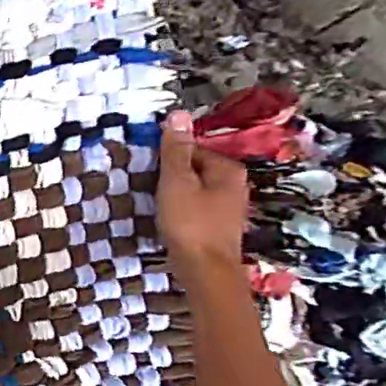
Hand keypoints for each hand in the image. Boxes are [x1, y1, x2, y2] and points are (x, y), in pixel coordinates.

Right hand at [157, 108, 249, 275]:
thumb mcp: (177, 181)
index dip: (167, 159)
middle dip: (171, 175)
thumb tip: (178, 114)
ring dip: (174, 193)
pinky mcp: (219, 225)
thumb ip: (175, 150)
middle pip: (194, 168)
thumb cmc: (190, 222)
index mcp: (228, 169)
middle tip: (149, 187)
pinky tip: (168, 219)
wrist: (205, 271)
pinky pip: (196, 205)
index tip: (149, 171)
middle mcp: (236, 184)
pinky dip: (181, 208)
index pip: (192, 149)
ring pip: (194, 188)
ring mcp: (229, 206)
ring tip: (155, 203)